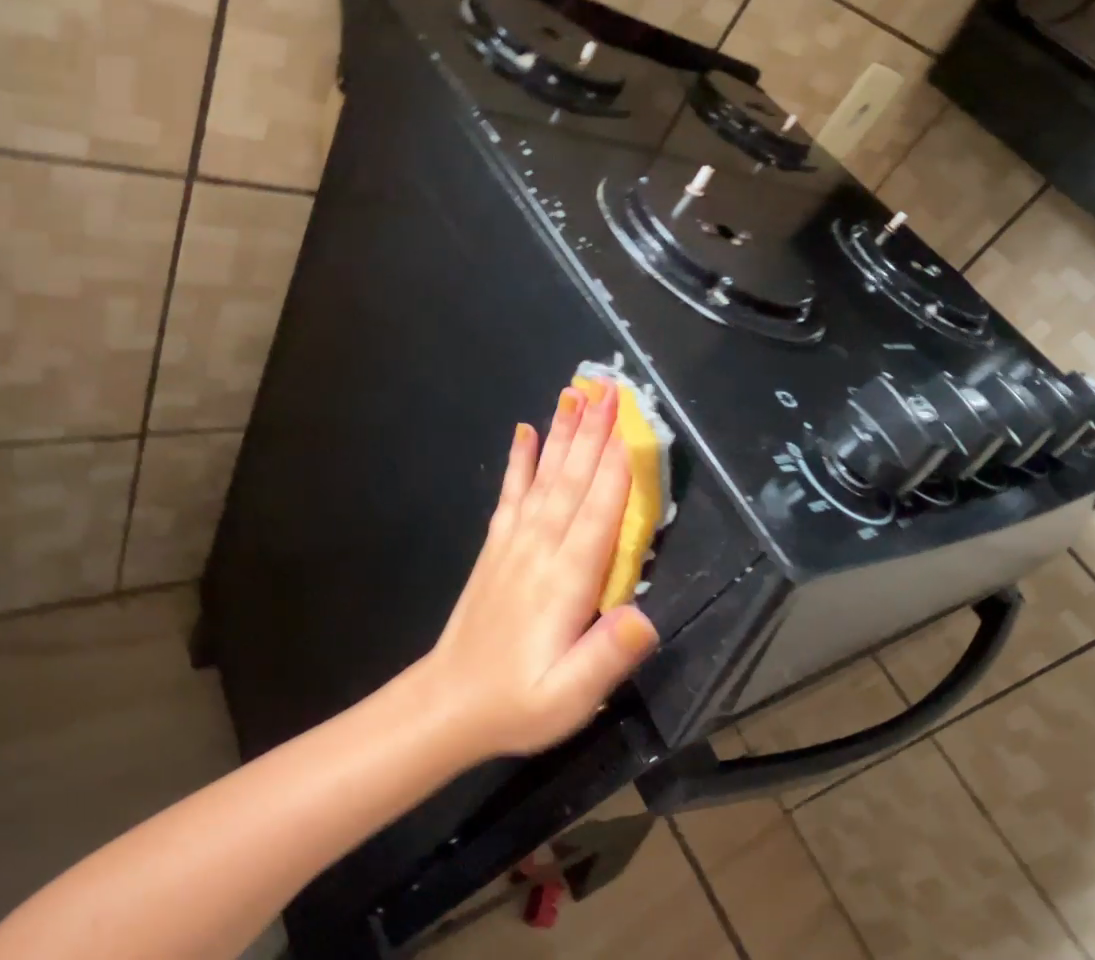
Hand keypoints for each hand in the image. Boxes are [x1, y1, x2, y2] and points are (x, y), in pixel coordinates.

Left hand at [421, 379, 660, 758]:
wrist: (448, 705)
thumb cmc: (517, 703)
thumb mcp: (568, 697)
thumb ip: (606, 657)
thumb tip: (646, 618)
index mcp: (565, 583)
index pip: (598, 513)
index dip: (618, 467)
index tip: (633, 424)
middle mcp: (539, 552)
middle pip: (573, 482)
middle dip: (594, 434)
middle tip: (611, 388)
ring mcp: (513, 547)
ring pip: (543, 479)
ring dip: (562, 435)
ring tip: (575, 394)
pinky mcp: (495, 551)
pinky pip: (510, 496)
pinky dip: (518, 462)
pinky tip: (524, 433)